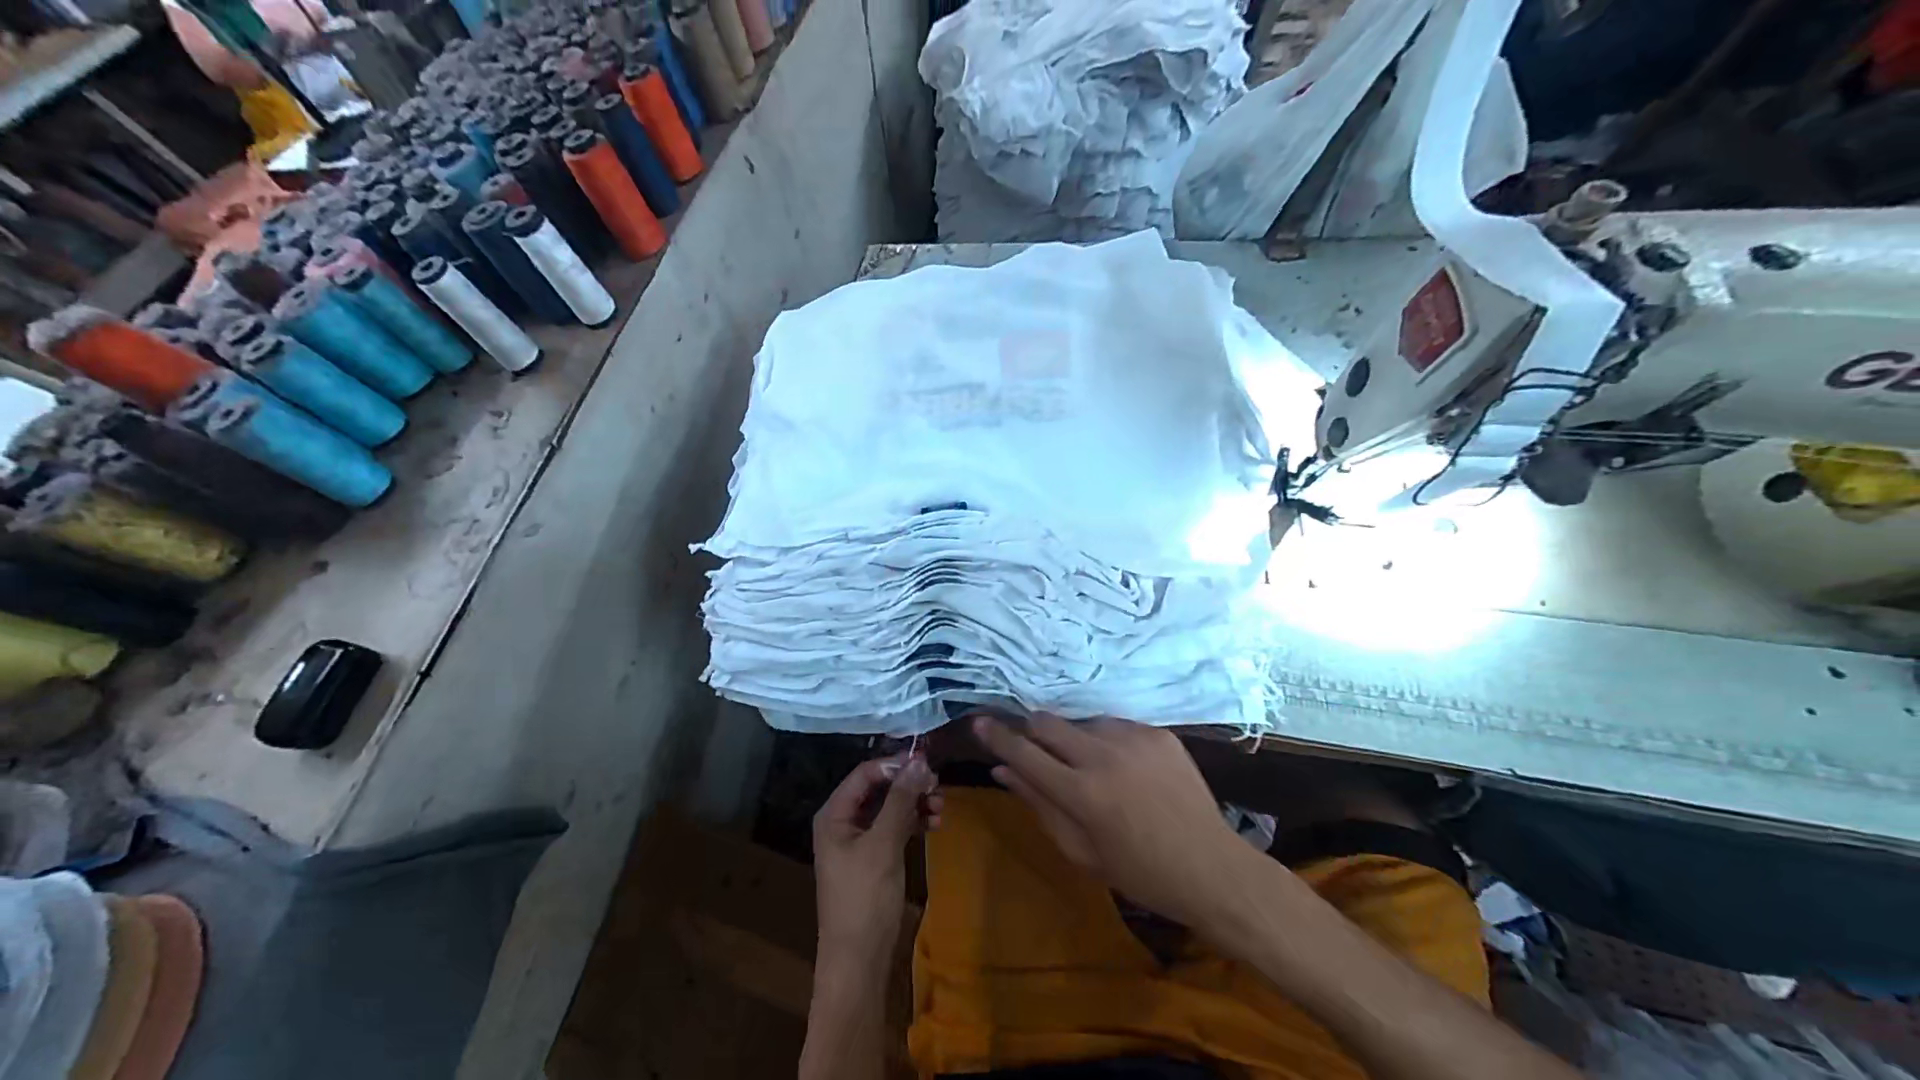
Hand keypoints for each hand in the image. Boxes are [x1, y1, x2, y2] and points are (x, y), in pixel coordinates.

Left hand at [812, 753, 941, 969]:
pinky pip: (895, 828)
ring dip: (916, 803)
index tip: (929, 765)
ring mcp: (860, 841)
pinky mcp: (875, 858)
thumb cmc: (865, 898)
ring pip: (890, 808)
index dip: (895, 765)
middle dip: (909, 785)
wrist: (859, 960)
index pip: (865, 773)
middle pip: (879, 788)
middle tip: (939, 787)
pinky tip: (935, 824)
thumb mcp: (884, 845)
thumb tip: (919, 761)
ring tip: (942, 808)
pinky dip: (914, 822)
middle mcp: (844, 821)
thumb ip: (900, 800)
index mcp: (834, 814)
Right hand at [974, 714, 1259, 930]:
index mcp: (1081, 792)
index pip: (1024, 752)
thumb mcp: (1080, 850)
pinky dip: (1110, 741)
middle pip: (1048, 722)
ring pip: (1083, 722)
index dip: (997, 737)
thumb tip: (1001, 769)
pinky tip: (1125, 767)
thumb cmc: (1139, 872)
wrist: (1211, 867)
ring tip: (1093, 768)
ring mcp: (1135, 738)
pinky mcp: (1159, 733)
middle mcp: (1104, 755)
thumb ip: (1038, 804)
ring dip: (1076, 739)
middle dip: (1033, 731)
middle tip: (1036, 748)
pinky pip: (1117, 726)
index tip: (979, 723)